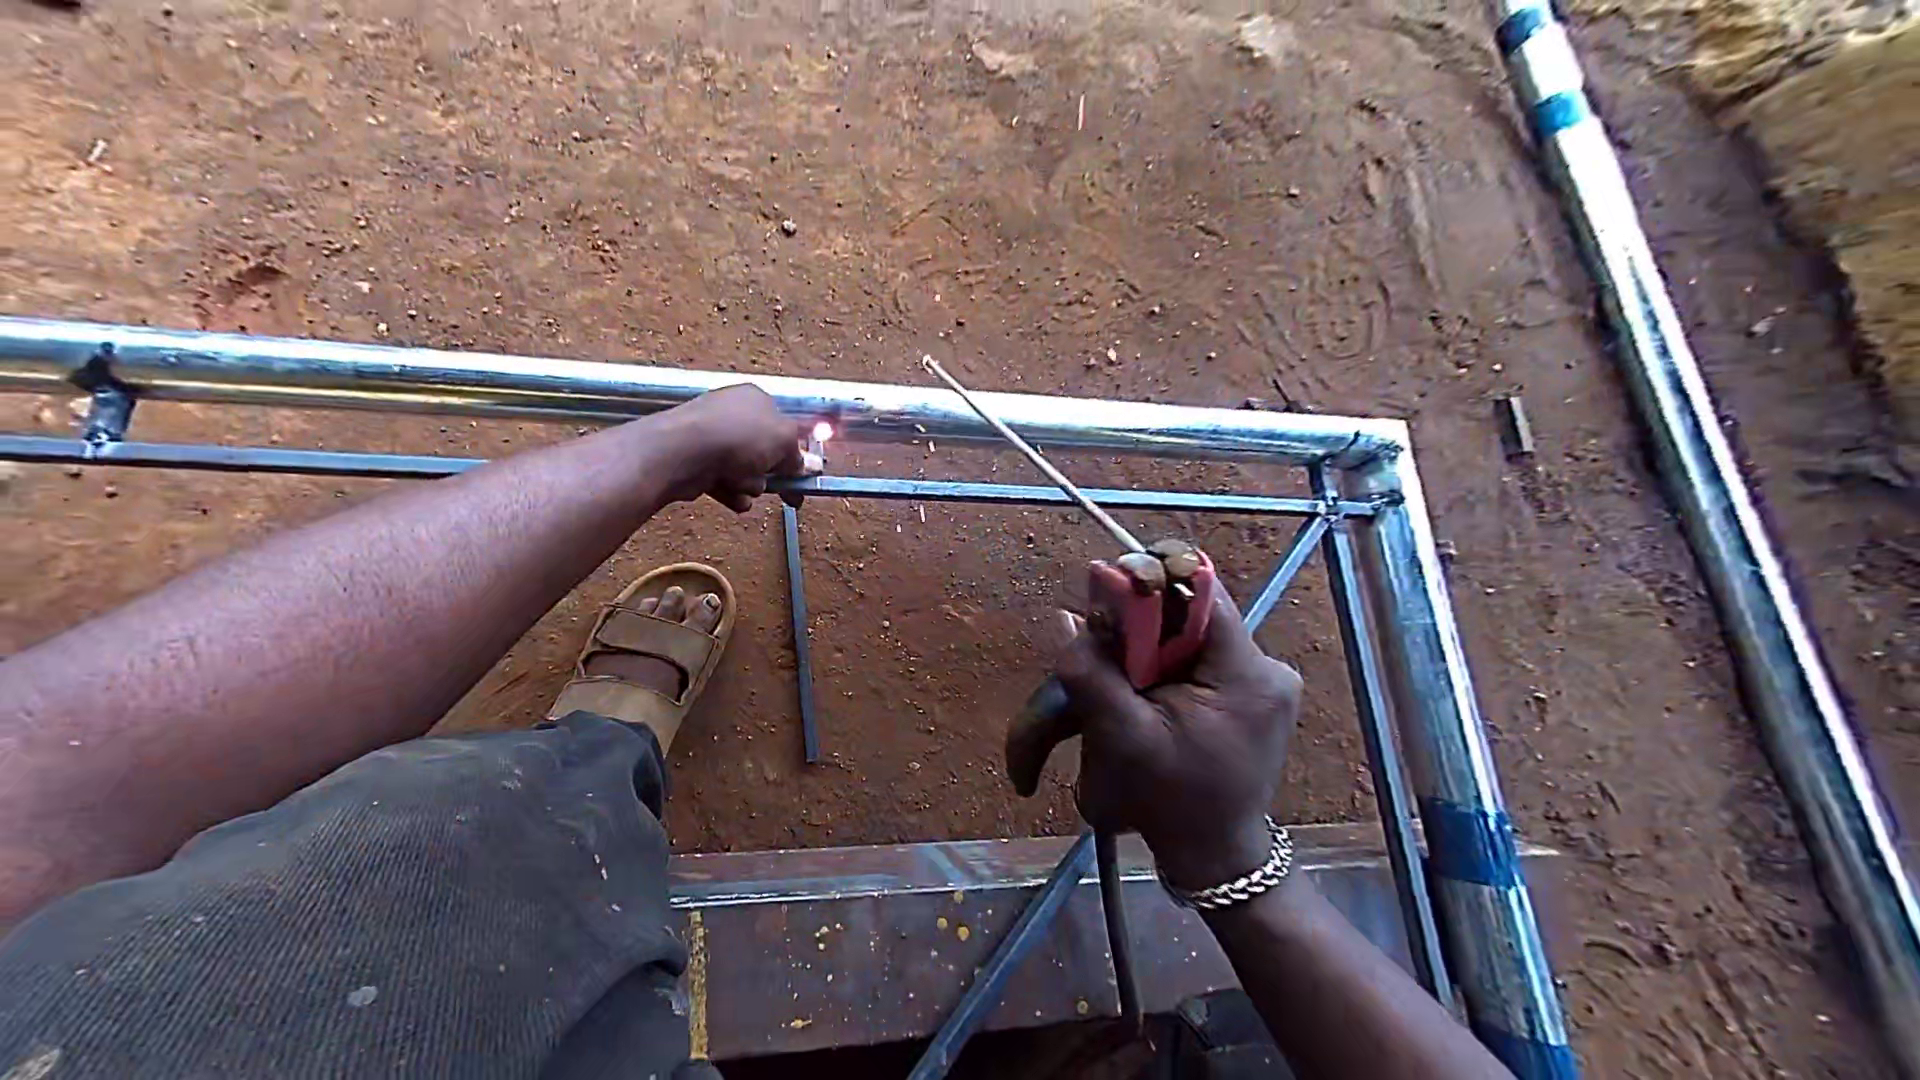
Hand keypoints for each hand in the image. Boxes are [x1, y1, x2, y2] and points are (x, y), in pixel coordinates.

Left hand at [656, 384, 807, 510]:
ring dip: (752, 485)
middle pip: (765, 451)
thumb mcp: (785, 440)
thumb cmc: (739, 438)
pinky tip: (732, 496)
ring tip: (744, 486)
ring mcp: (712, 436)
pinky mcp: (696, 459)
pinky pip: (724, 480)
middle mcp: (734, 413)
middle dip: (772, 472)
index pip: (784, 425)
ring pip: (746, 470)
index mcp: (757, 399)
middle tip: (784, 490)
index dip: (795, 450)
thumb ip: (799, 454)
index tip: (803, 473)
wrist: (682, 452)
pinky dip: (732, 492)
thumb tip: (806, 466)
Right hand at [1052, 588, 1301, 889]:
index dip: (1150, 586)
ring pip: (1192, 634)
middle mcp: (1267, 667)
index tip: (1108, 598)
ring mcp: (1264, 680)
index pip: (1200, 593)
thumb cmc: (1171, 802)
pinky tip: (1149, 696)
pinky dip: (1166, 665)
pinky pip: (1199, 656)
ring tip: (1128, 685)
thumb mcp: (1121, 737)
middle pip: (1192, 613)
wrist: (1215, 856)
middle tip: (1108, 654)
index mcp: (1247, 674)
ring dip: (1151, 648)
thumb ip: (1091, 672)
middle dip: (1143, 627)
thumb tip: (1067, 616)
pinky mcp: (1252, 692)